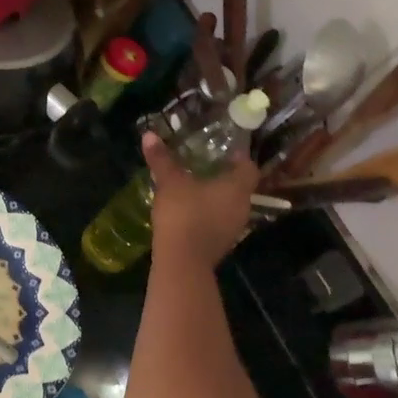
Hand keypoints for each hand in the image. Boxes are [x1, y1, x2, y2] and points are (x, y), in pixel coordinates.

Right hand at [143, 131, 258, 272]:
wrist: (182, 262)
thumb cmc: (184, 214)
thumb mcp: (170, 183)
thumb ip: (162, 160)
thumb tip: (149, 134)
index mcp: (237, 187)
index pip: (249, 167)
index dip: (238, 158)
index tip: (223, 152)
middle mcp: (242, 207)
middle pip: (240, 187)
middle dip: (224, 177)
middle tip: (205, 167)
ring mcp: (234, 229)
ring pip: (229, 206)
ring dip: (216, 198)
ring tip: (195, 189)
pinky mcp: (221, 245)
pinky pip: (219, 223)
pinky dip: (209, 216)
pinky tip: (190, 213)